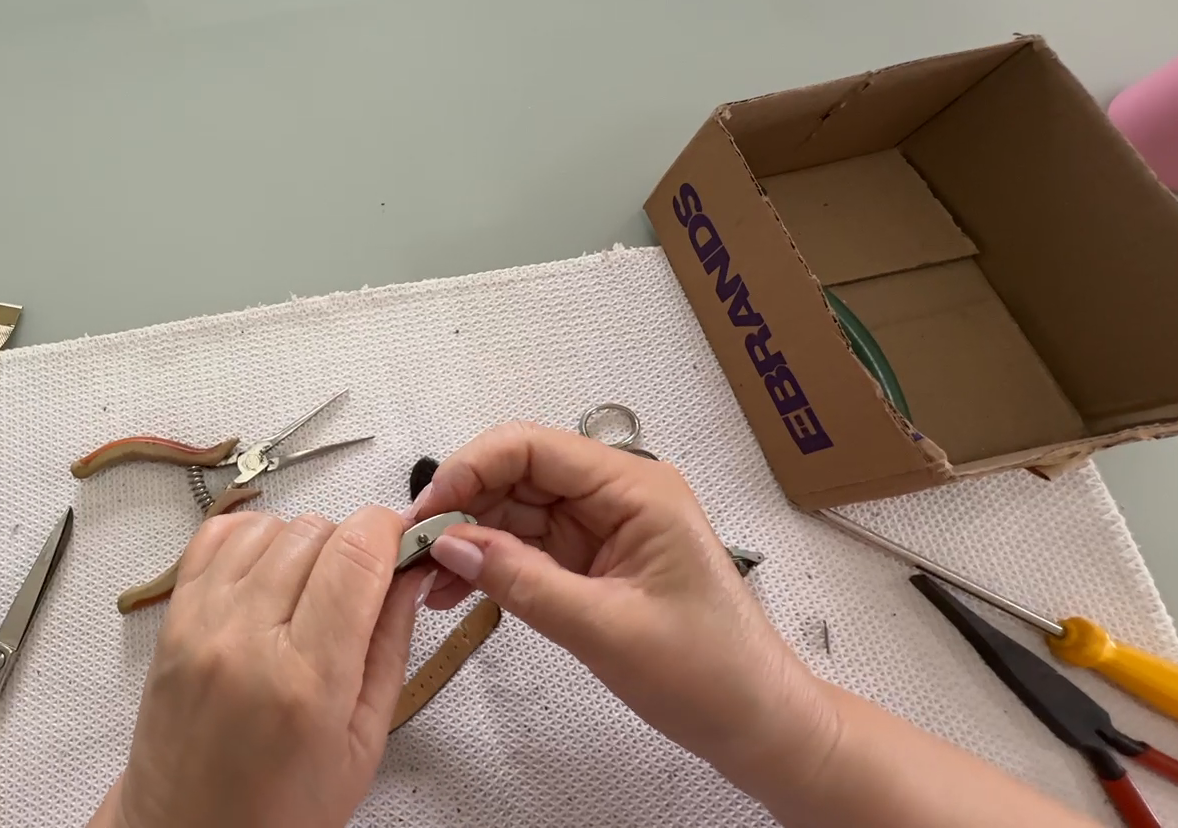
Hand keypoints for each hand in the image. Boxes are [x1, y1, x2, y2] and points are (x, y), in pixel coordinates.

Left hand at [92, 506, 431, 827]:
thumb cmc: (283, 807)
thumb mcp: (363, 743)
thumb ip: (391, 645)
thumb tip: (410, 569)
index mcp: (306, 679)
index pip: (354, 556)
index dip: (388, 531)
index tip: (400, 541)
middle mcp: (247, 635)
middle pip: (314, 531)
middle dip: (349, 544)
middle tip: (355, 585)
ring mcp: (202, 618)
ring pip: (269, 526)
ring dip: (301, 542)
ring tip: (307, 587)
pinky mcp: (174, 611)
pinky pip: (218, 533)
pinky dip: (253, 536)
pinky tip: (267, 571)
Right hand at [405, 422, 832, 782]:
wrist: (761, 730)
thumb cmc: (707, 676)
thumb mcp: (606, 629)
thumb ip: (521, 581)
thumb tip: (446, 544)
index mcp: (632, 487)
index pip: (532, 447)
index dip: (471, 468)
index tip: (429, 511)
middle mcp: (609, 492)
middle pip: (514, 473)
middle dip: (461, 506)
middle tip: (417, 548)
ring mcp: (594, 522)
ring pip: (509, 508)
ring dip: (466, 539)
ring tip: (427, 578)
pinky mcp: (583, 554)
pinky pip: (520, 543)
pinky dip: (485, 563)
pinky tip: (454, 588)